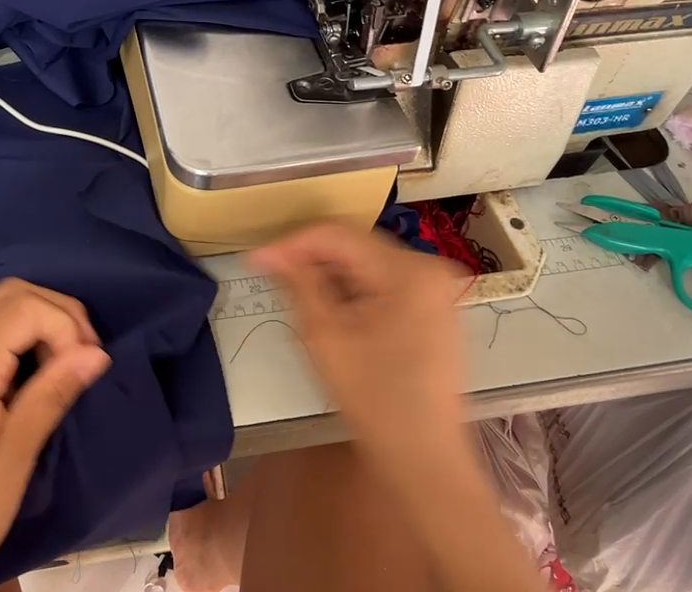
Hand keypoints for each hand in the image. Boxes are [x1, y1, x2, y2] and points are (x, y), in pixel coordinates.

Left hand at [0, 279, 111, 591]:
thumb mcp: (16, 454)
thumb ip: (54, 392)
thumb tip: (97, 351)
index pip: (23, 305)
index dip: (65, 322)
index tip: (88, 363)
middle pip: (7, 294)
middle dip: (55, 311)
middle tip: (85, 352)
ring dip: (35, 320)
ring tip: (65, 362)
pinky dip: (13, 335)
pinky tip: (32, 370)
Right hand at [252, 223, 470, 477]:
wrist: (424, 458)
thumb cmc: (373, 399)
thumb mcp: (325, 336)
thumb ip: (297, 283)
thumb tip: (269, 253)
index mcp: (407, 270)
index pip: (338, 234)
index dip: (292, 243)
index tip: (255, 260)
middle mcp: (428, 267)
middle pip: (355, 245)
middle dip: (311, 258)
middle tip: (271, 275)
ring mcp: (436, 288)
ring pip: (367, 263)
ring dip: (330, 274)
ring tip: (296, 292)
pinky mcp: (434, 307)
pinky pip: (384, 282)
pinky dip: (354, 288)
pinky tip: (331, 308)